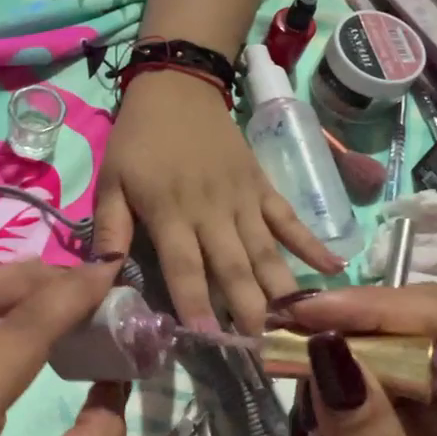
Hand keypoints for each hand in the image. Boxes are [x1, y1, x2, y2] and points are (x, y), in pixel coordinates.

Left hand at [93, 70, 343, 333]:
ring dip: (279, 287)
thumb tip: (103, 275)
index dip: (195, 302)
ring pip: (265, 249)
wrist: (177, 88)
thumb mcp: (111, 181)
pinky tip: (333, 268)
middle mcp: (211, 211)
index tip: (208, 339)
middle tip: (260, 347)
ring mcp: (243, 199)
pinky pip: (289, 218)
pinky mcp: (262, 186)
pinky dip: (311, 242)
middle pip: (232, 265)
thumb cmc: (138, 140)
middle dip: (246, 307)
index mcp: (170, 212)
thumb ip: (109, 227)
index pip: (184, 265)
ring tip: (295, 324)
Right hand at [283, 285, 436, 435]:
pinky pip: (408, 404)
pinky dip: (357, 394)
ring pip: (418, 365)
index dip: (382, 310)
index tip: (304, 314)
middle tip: (277, 328)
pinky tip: (312, 391)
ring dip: (351, 356)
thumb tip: (324, 353)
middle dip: (359, 328)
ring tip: (282, 351)